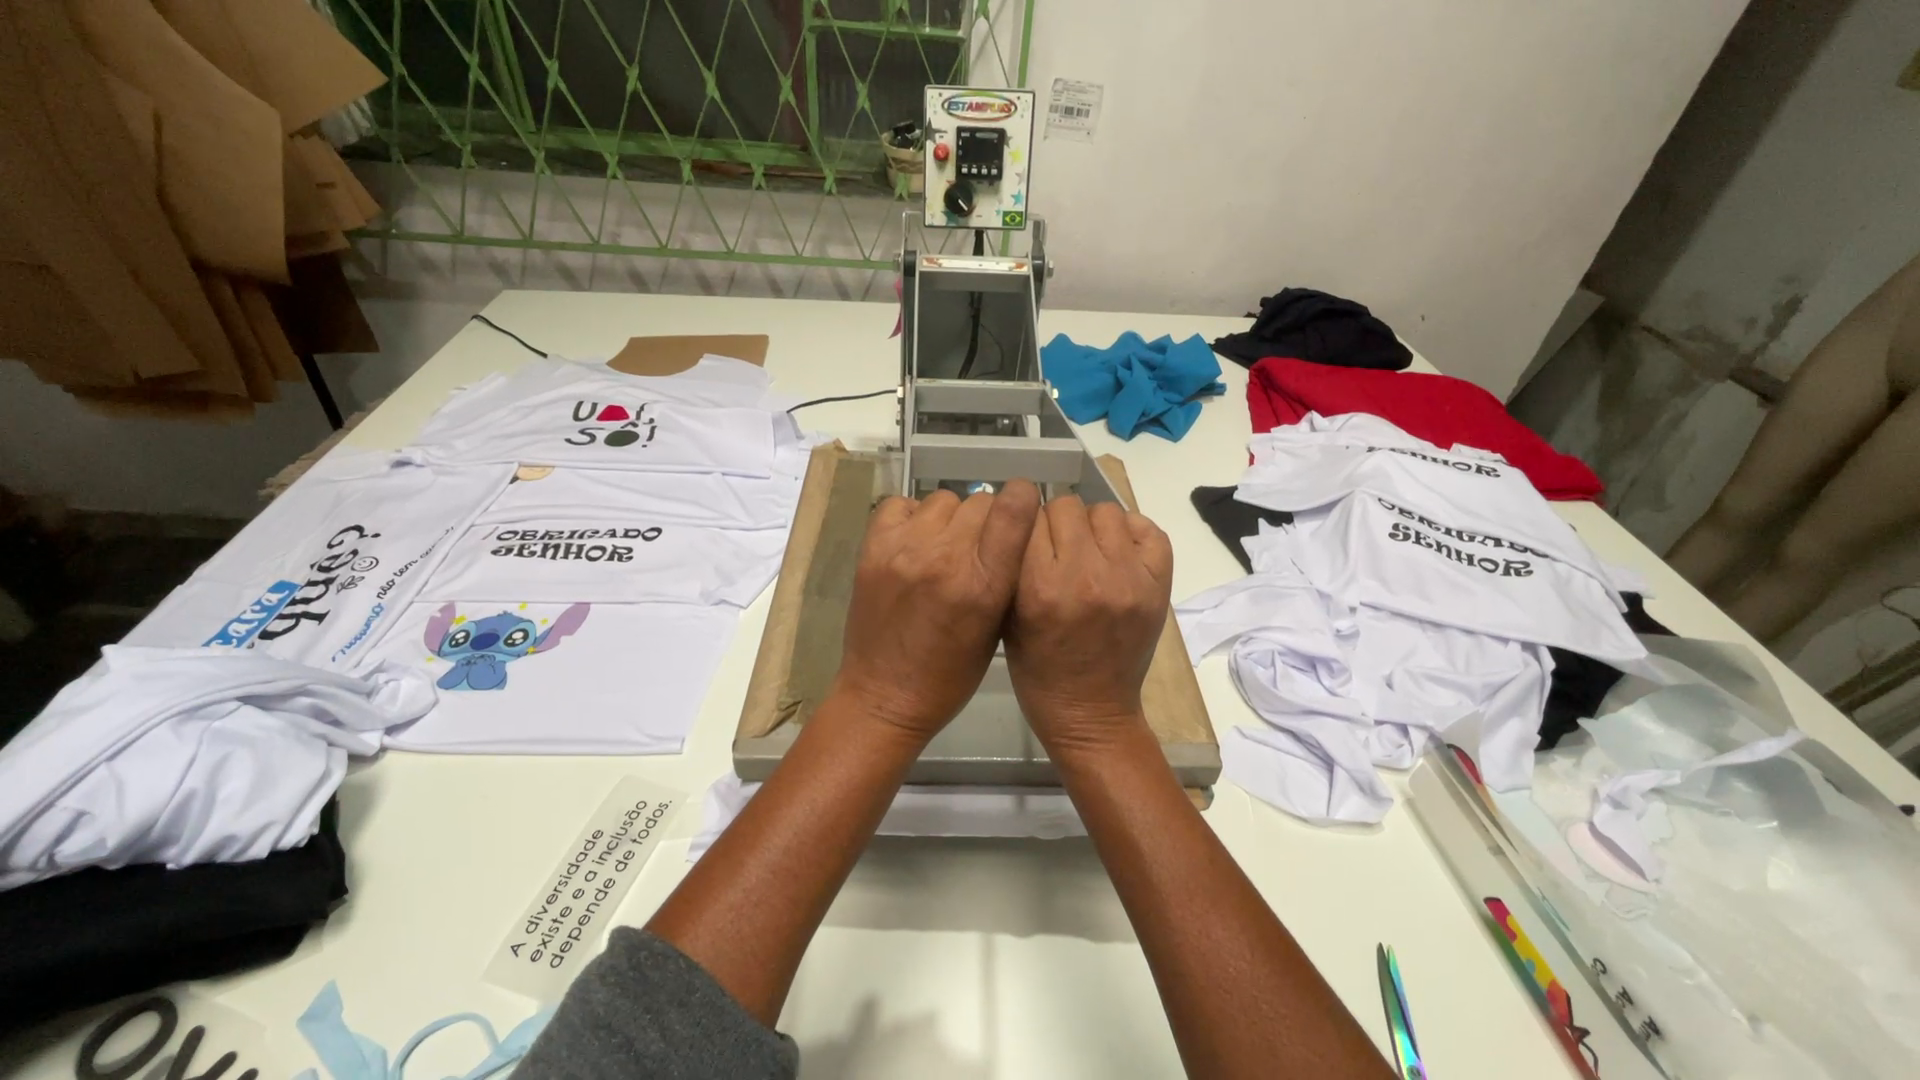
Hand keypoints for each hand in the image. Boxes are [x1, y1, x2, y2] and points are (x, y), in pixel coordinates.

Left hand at [832, 480, 1040, 744]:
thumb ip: (1008, 574)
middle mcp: (945, 558)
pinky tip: (915, 543)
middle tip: (978, 548)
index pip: (1014, 508)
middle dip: (987, 520)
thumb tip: (1014, 528)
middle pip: (981, 502)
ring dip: (951, 518)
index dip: (1022, 501)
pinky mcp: (872, 549)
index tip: (1020, 509)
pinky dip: (912, 517)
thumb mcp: (997, 629)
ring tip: (944, 548)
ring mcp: (904, 550)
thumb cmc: (951, 676)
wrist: (884, 696)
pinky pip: (901, 504)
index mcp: (983, 585)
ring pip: (944, 500)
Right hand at [1006, 496, 1173, 755]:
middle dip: (1056, 524)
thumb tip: (1024, 517)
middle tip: (1057, 550)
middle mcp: (1086, 577)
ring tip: (1088, 553)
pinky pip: (1148, 531)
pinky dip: (1131, 535)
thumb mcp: (1006, 618)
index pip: (1029, 519)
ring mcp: (1128, 580)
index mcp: (1041, 589)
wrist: (1090, 713)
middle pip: (1067, 507)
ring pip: (1106, 513)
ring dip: (1092, 527)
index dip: (1024, 528)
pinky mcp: (1158, 587)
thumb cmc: (1037, 671)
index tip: (1026, 542)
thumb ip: (1013, 566)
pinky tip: (1117, 555)